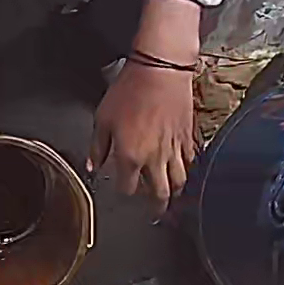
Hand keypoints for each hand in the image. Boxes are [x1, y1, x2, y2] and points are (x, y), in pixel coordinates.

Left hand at [90, 64, 195, 210]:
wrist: (160, 70)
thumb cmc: (129, 91)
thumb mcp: (103, 119)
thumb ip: (97, 146)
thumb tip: (92, 166)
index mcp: (130, 156)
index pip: (128, 188)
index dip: (124, 191)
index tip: (123, 189)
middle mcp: (154, 159)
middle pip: (159, 194)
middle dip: (156, 207)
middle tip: (155, 214)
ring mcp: (174, 149)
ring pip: (179, 181)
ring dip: (174, 192)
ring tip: (171, 197)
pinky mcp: (188, 137)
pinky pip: (190, 161)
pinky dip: (187, 169)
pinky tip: (183, 169)